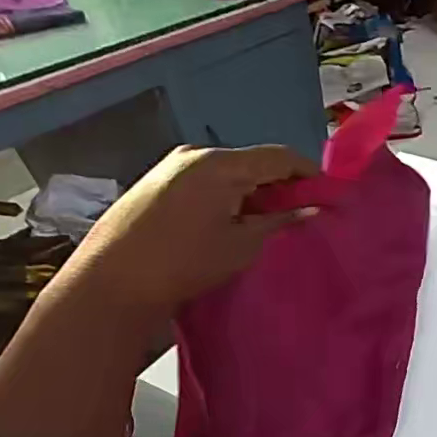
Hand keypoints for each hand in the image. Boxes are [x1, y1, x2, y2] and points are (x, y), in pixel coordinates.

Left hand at [62, 144, 318, 316]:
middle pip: (251, 162)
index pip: (278, 156)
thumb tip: (311, 210)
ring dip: (249, 192)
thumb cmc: (183, 263)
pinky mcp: (155, 183)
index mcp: (220, 163)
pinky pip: (203, 181)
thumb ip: (279, 222)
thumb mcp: (240, 246)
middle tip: (297, 214)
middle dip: (278, 185)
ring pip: (226, 172)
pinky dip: (224, 196)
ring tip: (264, 223)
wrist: (111, 282)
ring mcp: (170, 166)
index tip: (326, 195)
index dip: (307, 172)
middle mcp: (195, 154)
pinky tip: (228, 222)